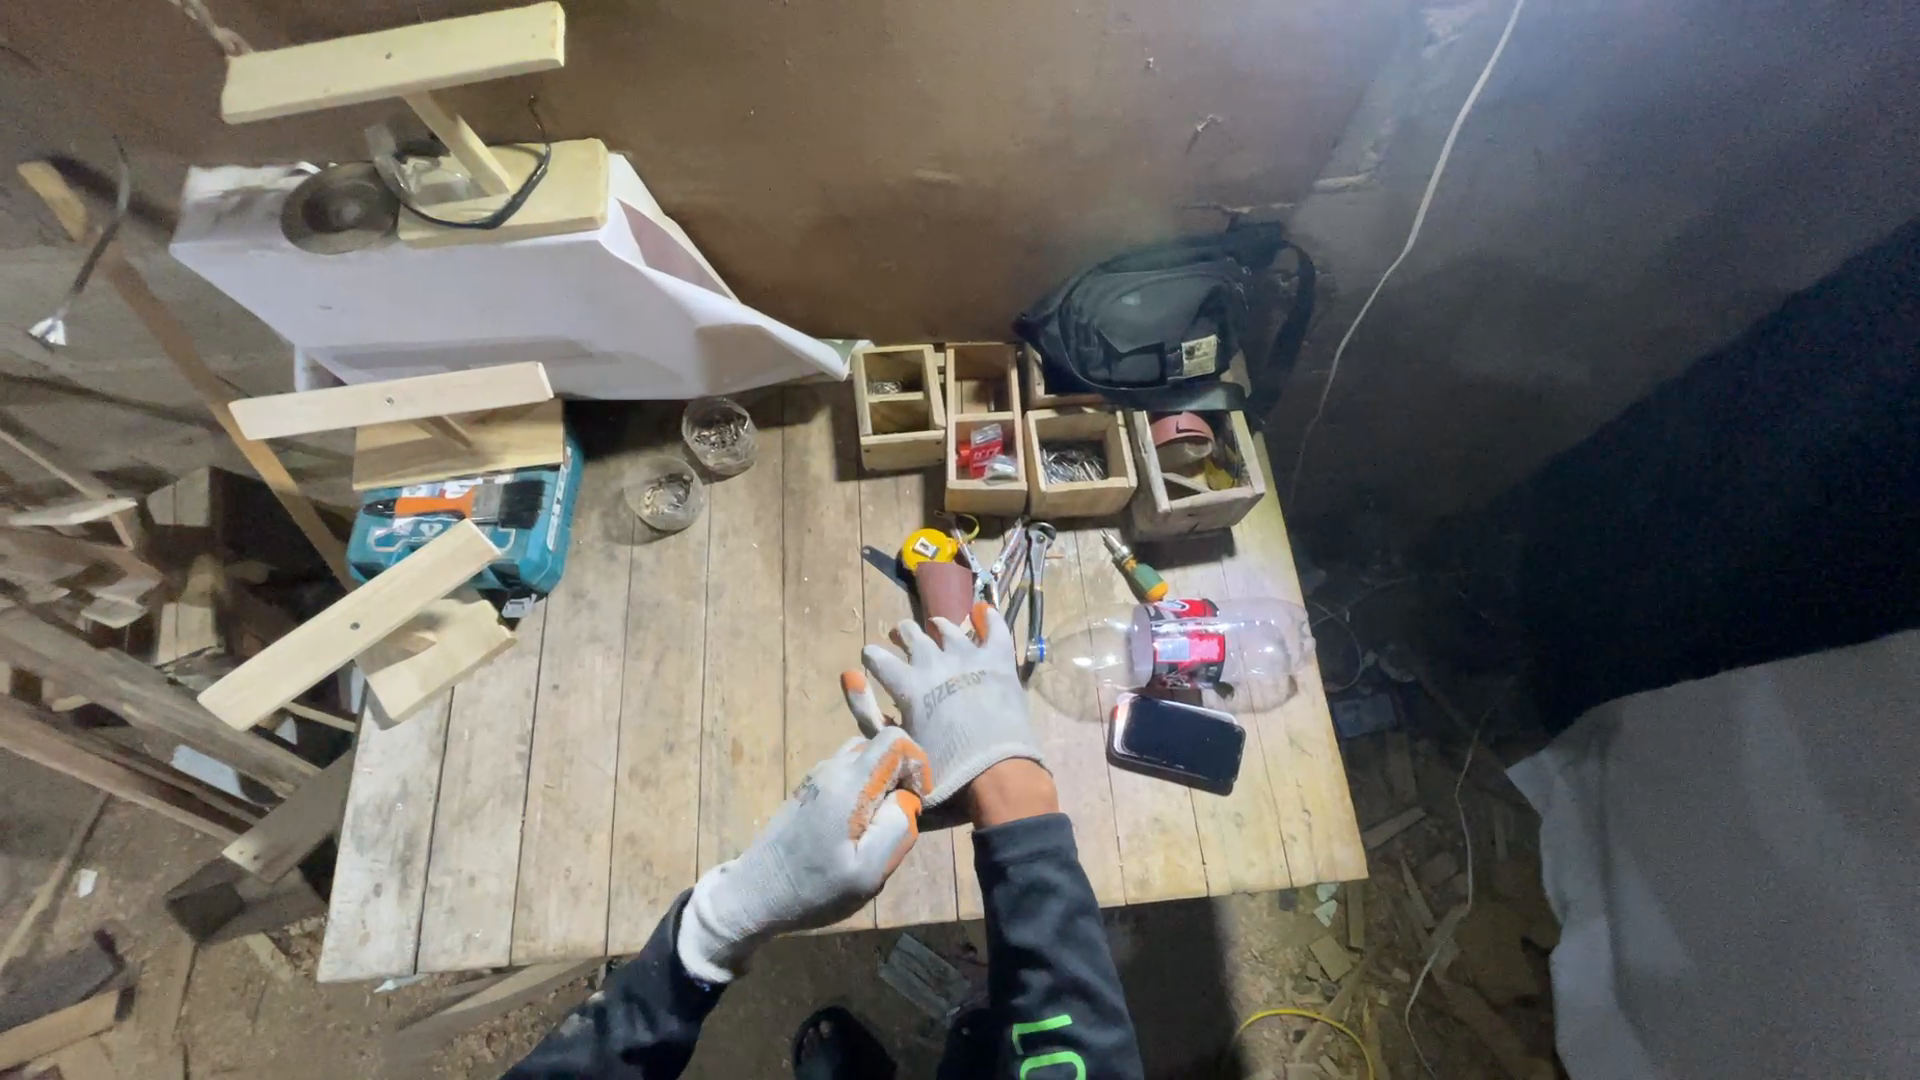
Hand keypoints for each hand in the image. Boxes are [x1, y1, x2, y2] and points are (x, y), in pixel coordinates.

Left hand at [676, 727, 929, 982]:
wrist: (754, 895)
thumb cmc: (814, 889)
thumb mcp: (868, 873)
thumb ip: (897, 829)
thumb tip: (907, 799)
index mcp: (848, 784)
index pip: (895, 740)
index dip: (917, 764)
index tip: (916, 801)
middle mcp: (832, 768)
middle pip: (881, 746)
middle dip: (900, 776)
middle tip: (894, 819)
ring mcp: (817, 775)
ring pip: (864, 758)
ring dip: (881, 784)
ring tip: (875, 827)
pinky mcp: (809, 788)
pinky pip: (848, 772)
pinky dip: (863, 790)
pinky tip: (853, 828)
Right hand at [845, 602, 1045, 821]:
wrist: (997, 771)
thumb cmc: (942, 770)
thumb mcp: (895, 745)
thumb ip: (868, 713)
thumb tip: (850, 675)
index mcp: (907, 683)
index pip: (878, 658)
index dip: (872, 656)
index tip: (871, 657)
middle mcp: (933, 660)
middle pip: (911, 634)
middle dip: (901, 633)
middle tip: (899, 634)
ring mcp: (968, 656)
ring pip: (948, 629)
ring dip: (937, 625)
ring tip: (935, 625)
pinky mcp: (998, 660)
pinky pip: (994, 629)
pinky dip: (988, 618)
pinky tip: (983, 611)